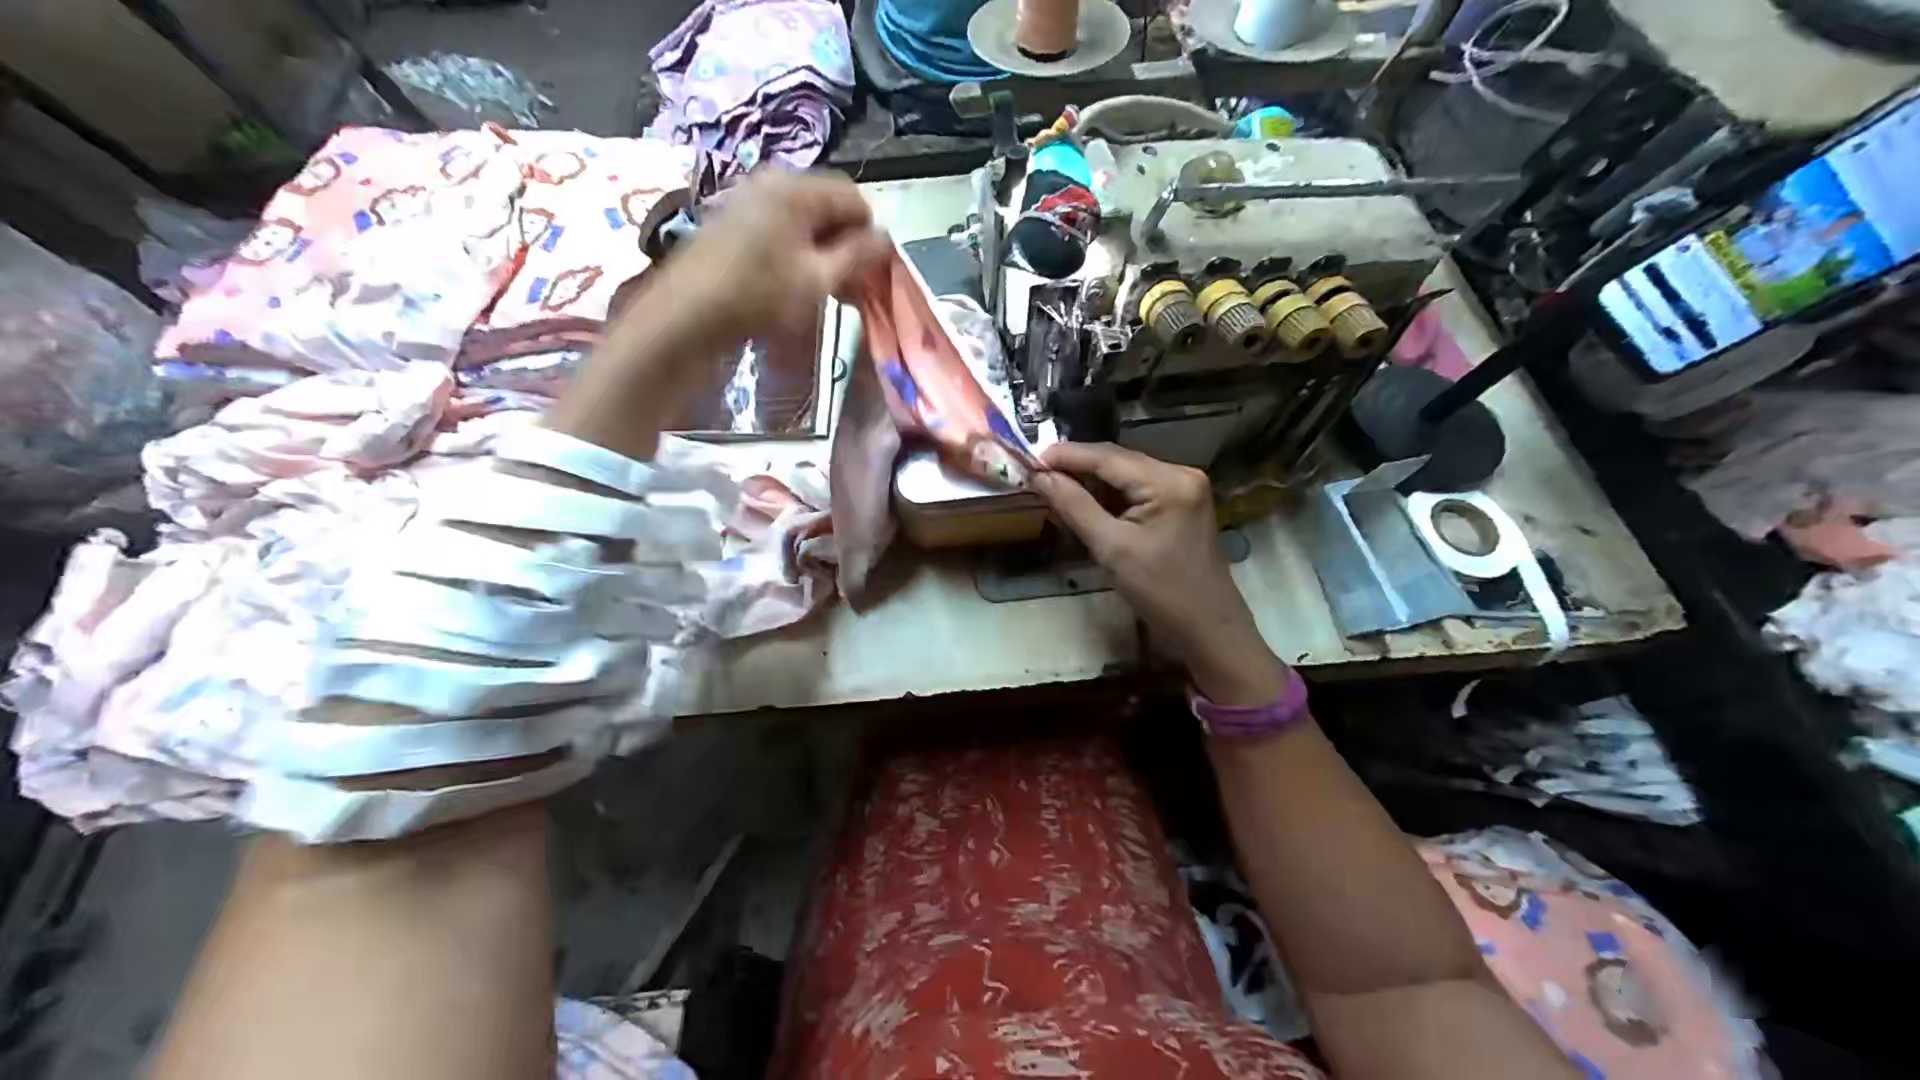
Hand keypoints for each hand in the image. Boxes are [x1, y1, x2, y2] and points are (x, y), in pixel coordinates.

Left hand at [650, 169, 889, 349]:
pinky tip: (793, 284)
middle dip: (846, 245)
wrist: (688, 314)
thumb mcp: (819, 280)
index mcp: (798, 187)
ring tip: (823, 290)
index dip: (869, 236)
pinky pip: (780, 228)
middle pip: (829, 207)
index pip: (855, 198)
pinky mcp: (733, 220)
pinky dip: (796, 252)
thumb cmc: (760, 295)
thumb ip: (859, 256)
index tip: (871, 273)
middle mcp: (772, 181)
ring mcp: (749, 198)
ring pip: (805, 220)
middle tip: (851, 287)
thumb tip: (887, 240)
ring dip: (823, 252)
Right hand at [1032, 442, 1289, 704]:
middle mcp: (1180, 473)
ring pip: (1125, 474)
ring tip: (1052, 485)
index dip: (1065, 455)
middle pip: (1117, 460)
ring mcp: (1184, 487)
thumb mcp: (1111, 549)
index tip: (1028, 460)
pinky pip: (1137, 489)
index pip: (1107, 457)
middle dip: (1075, 466)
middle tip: (1035, 474)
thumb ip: (1074, 506)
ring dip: (1090, 480)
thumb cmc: (1161, 592)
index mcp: (1168, 481)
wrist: (1208, 628)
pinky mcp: (1181, 503)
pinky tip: (1083, 500)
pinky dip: (1109, 494)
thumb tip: (1040, 477)